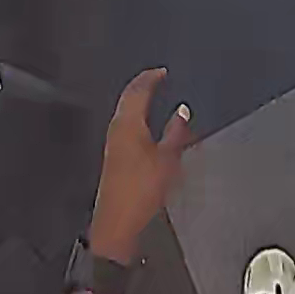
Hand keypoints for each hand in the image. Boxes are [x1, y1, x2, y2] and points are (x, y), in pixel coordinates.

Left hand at [86, 68, 193, 264]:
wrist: (117, 221)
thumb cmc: (141, 189)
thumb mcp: (167, 159)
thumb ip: (176, 132)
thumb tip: (182, 111)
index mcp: (128, 121)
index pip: (138, 89)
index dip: (151, 77)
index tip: (161, 71)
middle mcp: (117, 126)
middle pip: (128, 95)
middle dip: (142, 84)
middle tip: (155, 77)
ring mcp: (112, 139)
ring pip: (124, 108)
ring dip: (137, 98)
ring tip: (150, 95)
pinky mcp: (112, 153)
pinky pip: (123, 121)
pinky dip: (134, 113)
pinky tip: (143, 123)